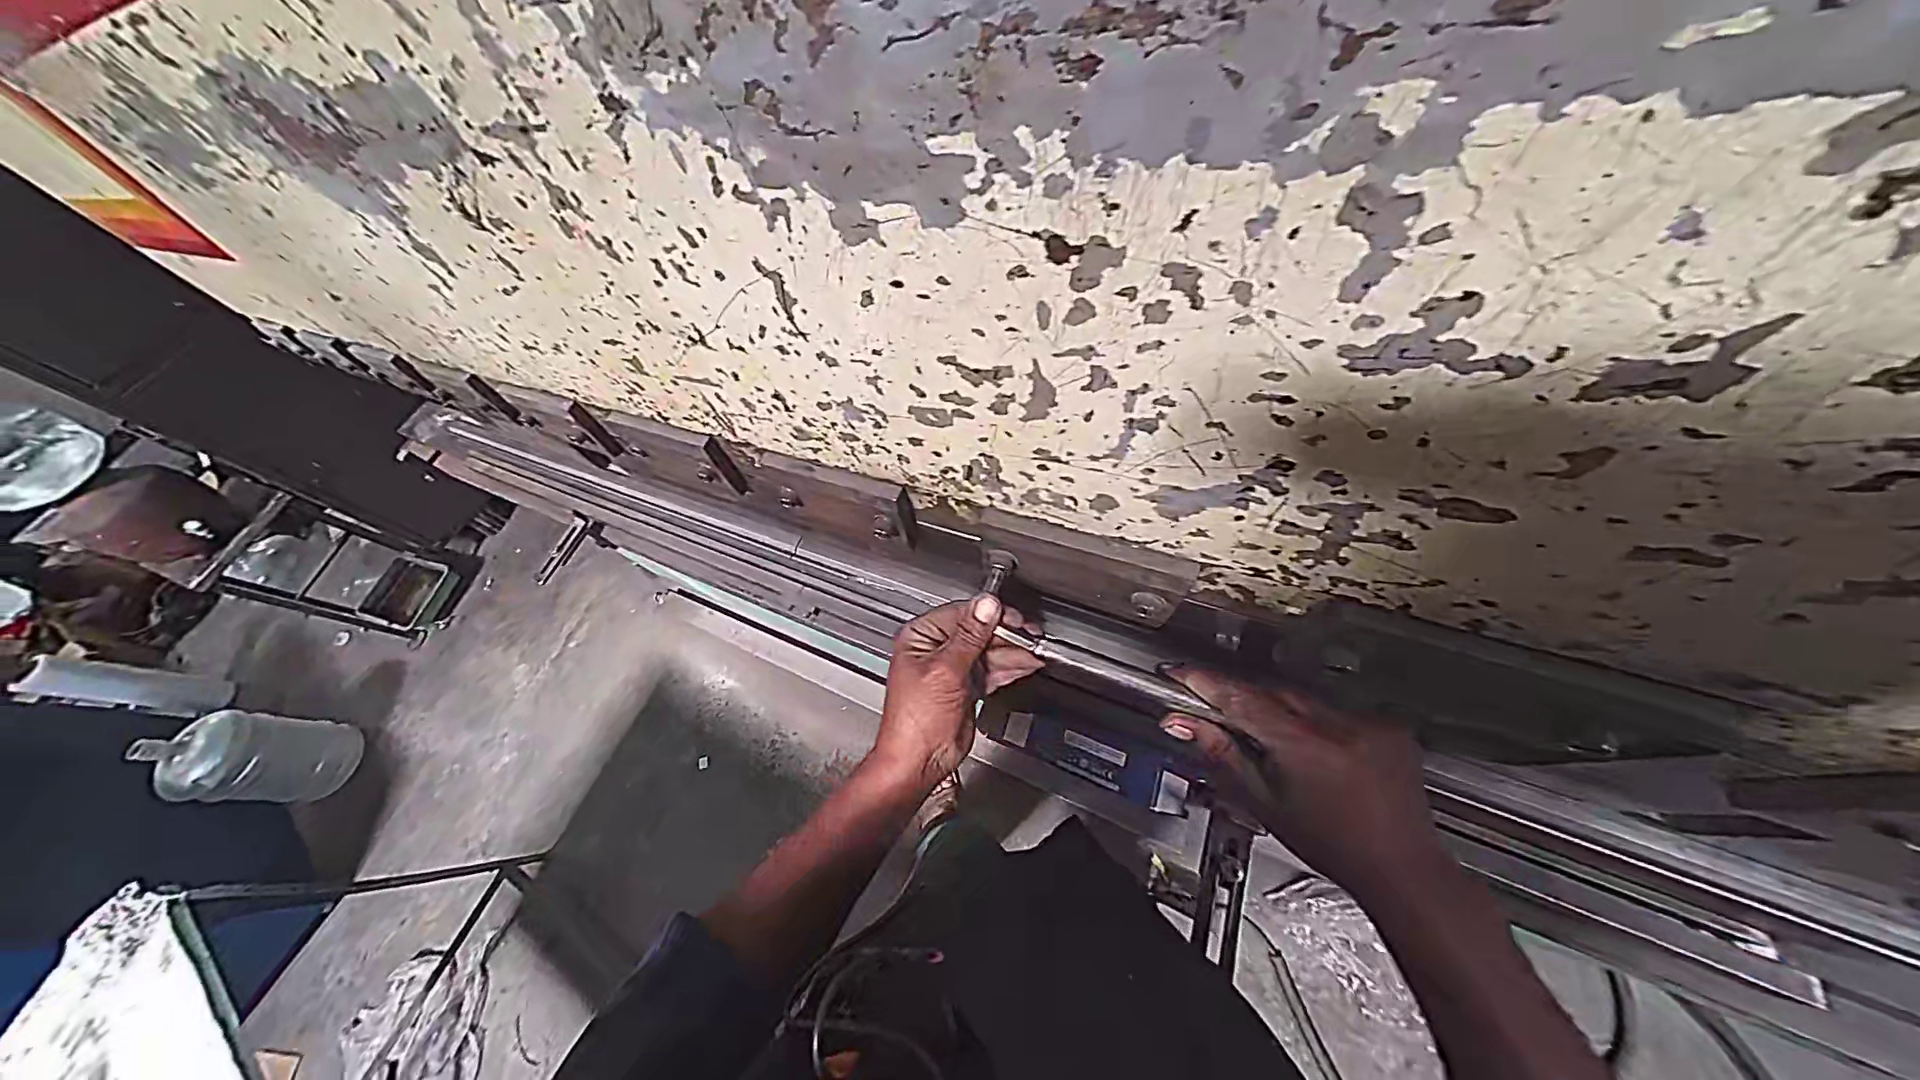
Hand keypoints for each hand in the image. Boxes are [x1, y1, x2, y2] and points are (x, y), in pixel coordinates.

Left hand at [873, 595, 1043, 785]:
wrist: (919, 761)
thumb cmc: (915, 722)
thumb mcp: (946, 670)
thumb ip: (970, 637)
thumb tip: (986, 606)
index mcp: (920, 638)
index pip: (961, 614)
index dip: (989, 614)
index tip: (1013, 617)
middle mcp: (934, 650)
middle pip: (977, 632)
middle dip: (1005, 635)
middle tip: (1030, 634)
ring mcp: (950, 670)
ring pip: (987, 652)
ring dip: (1013, 652)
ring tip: (1034, 649)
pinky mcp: (964, 687)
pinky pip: (990, 671)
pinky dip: (1008, 668)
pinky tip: (1026, 664)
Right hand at [1160, 668, 1441, 895]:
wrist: (1401, 868)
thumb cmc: (1337, 847)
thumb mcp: (1264, 802)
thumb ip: (1221, 754)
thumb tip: (1184, 723)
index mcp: (1306, 747)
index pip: (1243, 698)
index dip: (1206, 682)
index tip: (1182, 674)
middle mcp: (1341, 728)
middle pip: (1272, 692)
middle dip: (1241, 699)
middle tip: (1214, 711)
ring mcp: (1369, 725)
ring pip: (1303, 699)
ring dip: (1280, 711)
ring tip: (1277, 748)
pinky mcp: (1388, 728)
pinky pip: (1335, 710)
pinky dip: (1315, 722)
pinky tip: (1315, 751)